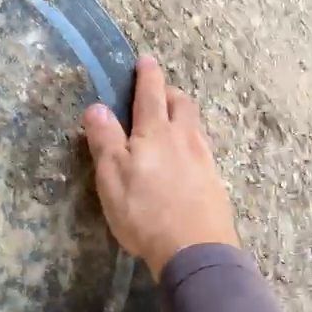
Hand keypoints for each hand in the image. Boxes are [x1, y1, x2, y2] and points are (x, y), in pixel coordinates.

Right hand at [82, 55, 238, 280]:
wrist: (196, 252)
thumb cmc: (145, 211)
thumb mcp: (112, 175)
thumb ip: (105, 138)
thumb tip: (97, 106)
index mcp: (155, 132)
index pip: (151, 93)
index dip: (147, 74)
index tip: (145, 60)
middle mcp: (184, 138)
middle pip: (182, 104)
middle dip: (169, 92)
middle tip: (158, 92)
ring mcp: (204, 160)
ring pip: (195, 127)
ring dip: (182, 117)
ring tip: (171, 125)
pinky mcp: (215, 183)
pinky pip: (203, 151)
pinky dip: (191, 145)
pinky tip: (185, 162)